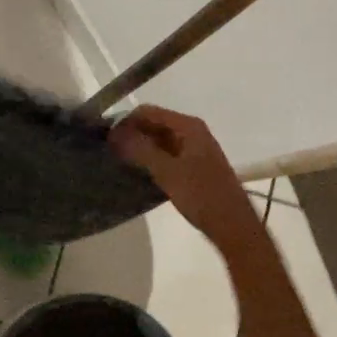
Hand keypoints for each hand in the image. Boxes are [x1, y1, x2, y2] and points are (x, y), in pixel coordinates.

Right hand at [111, 105, 262, 244]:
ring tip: (117, 162)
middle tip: (107, 151)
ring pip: (159, 141)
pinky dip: (150, 160)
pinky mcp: (193, 166)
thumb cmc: (201, 195)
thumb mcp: (167, 171)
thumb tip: (113, 133)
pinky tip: (137, 173)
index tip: (104, 138)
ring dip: (139, 148)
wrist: (232, 225)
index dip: (125, 121)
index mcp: (188, 126)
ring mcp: (194, 149)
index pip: (148, 112)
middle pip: (154, 124)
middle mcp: (192, 132)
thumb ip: (140, 149)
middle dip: (131, 134)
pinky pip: (166, 155)